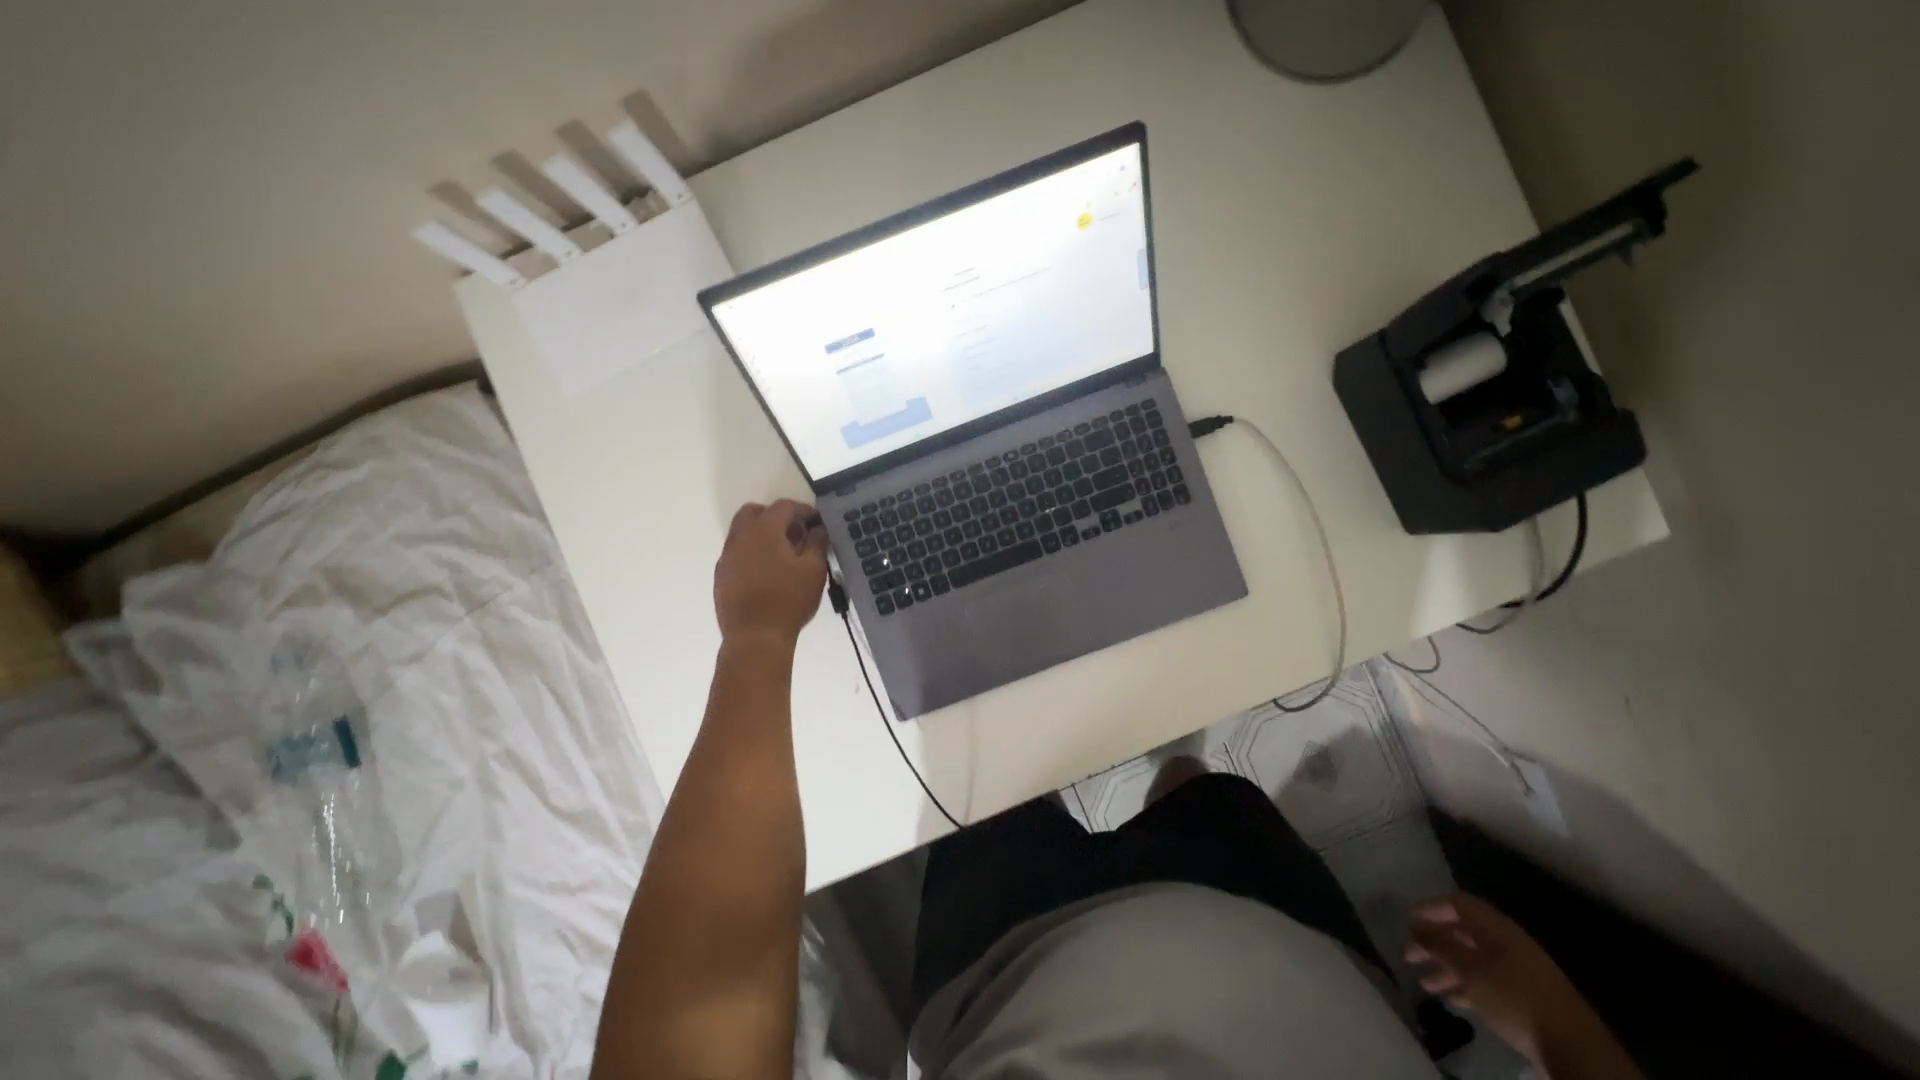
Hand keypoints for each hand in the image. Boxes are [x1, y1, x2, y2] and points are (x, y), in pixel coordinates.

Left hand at [713, 499, 828, 647]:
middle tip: (794, 533)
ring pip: (742, 533)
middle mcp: (739, 538)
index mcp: (763, 531)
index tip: (816, 521)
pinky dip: (751, 553)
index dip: (802, 510)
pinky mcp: (721, 577)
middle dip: (775, 516)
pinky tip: (766, 574)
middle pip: (754, 512)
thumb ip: (817, 543)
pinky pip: (736, 554)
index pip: (783, 506)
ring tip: (782, 556)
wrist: (755, 638)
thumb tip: (817, 529)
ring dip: (761, 535)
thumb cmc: (789, 601)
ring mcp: (726, 558)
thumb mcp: (814, 570)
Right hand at [1405, 893, 1610, 1066]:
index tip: (1408, 922)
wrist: (1570, 1043)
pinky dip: (1465, 986)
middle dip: (1434, 943)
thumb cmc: (1513, 996)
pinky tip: (1451, 999)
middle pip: (1463, 933)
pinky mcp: (1522, 996)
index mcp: (1496, 929)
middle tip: (1408, 956)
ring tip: (1426, 984)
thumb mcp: (1471, 969)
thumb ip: (1441, 946)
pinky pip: (1486, 982)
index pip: (1459, 904)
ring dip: (1446, 969)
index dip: (1431, 908)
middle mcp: (1506, 944)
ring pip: (1473, 960)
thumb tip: (1417, 927)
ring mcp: (1516, 970)